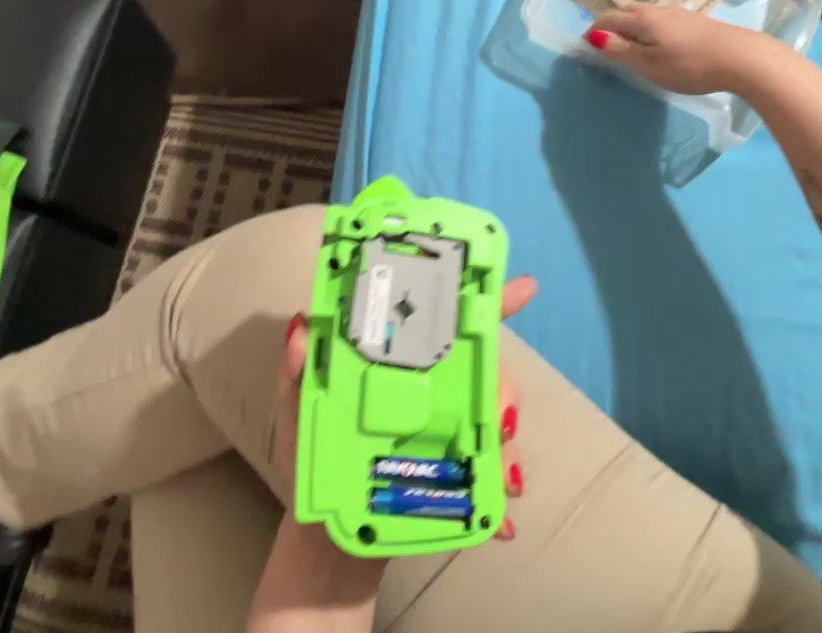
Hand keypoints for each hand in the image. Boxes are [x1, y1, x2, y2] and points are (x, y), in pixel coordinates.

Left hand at [272, 275, 538, 541]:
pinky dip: (496, 492)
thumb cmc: (309, 458)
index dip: (482, 302)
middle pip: (482, 369)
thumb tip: (303, 327)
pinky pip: (487, 473)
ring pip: (493, 417)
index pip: (441, 322)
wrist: (323, 533)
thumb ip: (299, 371)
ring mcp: (444, 429)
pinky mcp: (451, 471)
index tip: (523, 288)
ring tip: (501, 474)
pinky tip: (501, 520)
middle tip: (501, 420)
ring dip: (504, 444)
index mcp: (396, 363)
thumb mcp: (298, 409)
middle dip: (501, 388)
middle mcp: (430, 387)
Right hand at [584, 4, 784, 95]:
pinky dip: (650, 27)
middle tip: (607, 45)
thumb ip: (620, 50)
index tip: (585, 46)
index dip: (593, 31)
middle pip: (626, 11)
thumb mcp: (648, 64)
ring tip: (631, 44)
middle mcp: (658, 10)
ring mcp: (679, 13)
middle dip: (612, 24)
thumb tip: (594, 37)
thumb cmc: (689, 66)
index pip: (608, 19)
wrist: (742, 58)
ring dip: (632, 25)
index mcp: (642, 19)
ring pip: (646, 14)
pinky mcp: (695, 21)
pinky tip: (659, 42)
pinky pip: (662, 19)